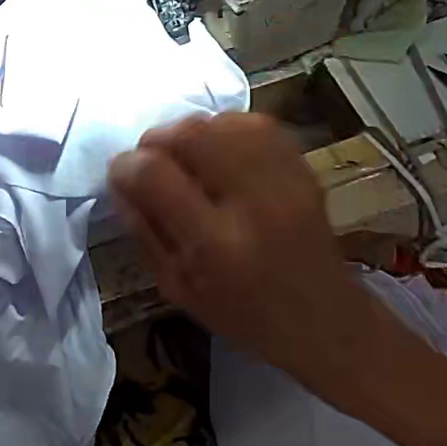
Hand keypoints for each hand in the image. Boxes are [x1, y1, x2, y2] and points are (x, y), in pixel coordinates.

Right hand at [107, 113, 395, 402]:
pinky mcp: (304, 169)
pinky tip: (219, 151)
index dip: (126, 166)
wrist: (327, 323)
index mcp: (215, 245)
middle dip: (157, 140)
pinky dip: (226, 128)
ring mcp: (286, 182)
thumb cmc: (243, 315)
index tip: (120, 174)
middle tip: (151, 160)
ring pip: (222, 122)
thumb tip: (119, 180)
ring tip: (184, 155)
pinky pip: (256, 124)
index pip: (154, 174)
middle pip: (191, 135)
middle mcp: (253, 205)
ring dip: (190, 132)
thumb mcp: (176, 287)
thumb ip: (142, 229)